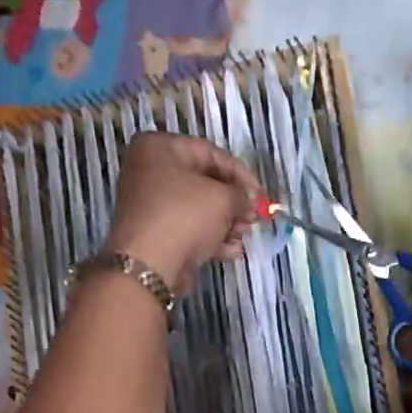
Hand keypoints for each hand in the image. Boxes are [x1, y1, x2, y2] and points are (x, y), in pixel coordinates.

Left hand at [102, 132, 261, 294]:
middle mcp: (152, 171)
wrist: (150, 264)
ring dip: (228, 223)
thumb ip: (242, 195)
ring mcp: (153, 204)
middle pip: (205, 182)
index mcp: (160, 148)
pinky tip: (232, 250)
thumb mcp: (222, 199)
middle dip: (234, 202)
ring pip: (200, 209)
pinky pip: (191, 229)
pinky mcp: (158, 233)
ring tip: (243, 236)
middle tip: (254, 218)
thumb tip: (250, 201)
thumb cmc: (184, 217)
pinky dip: (213, 238)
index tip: (261, 194)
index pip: (210, 153)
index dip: (241, 174)